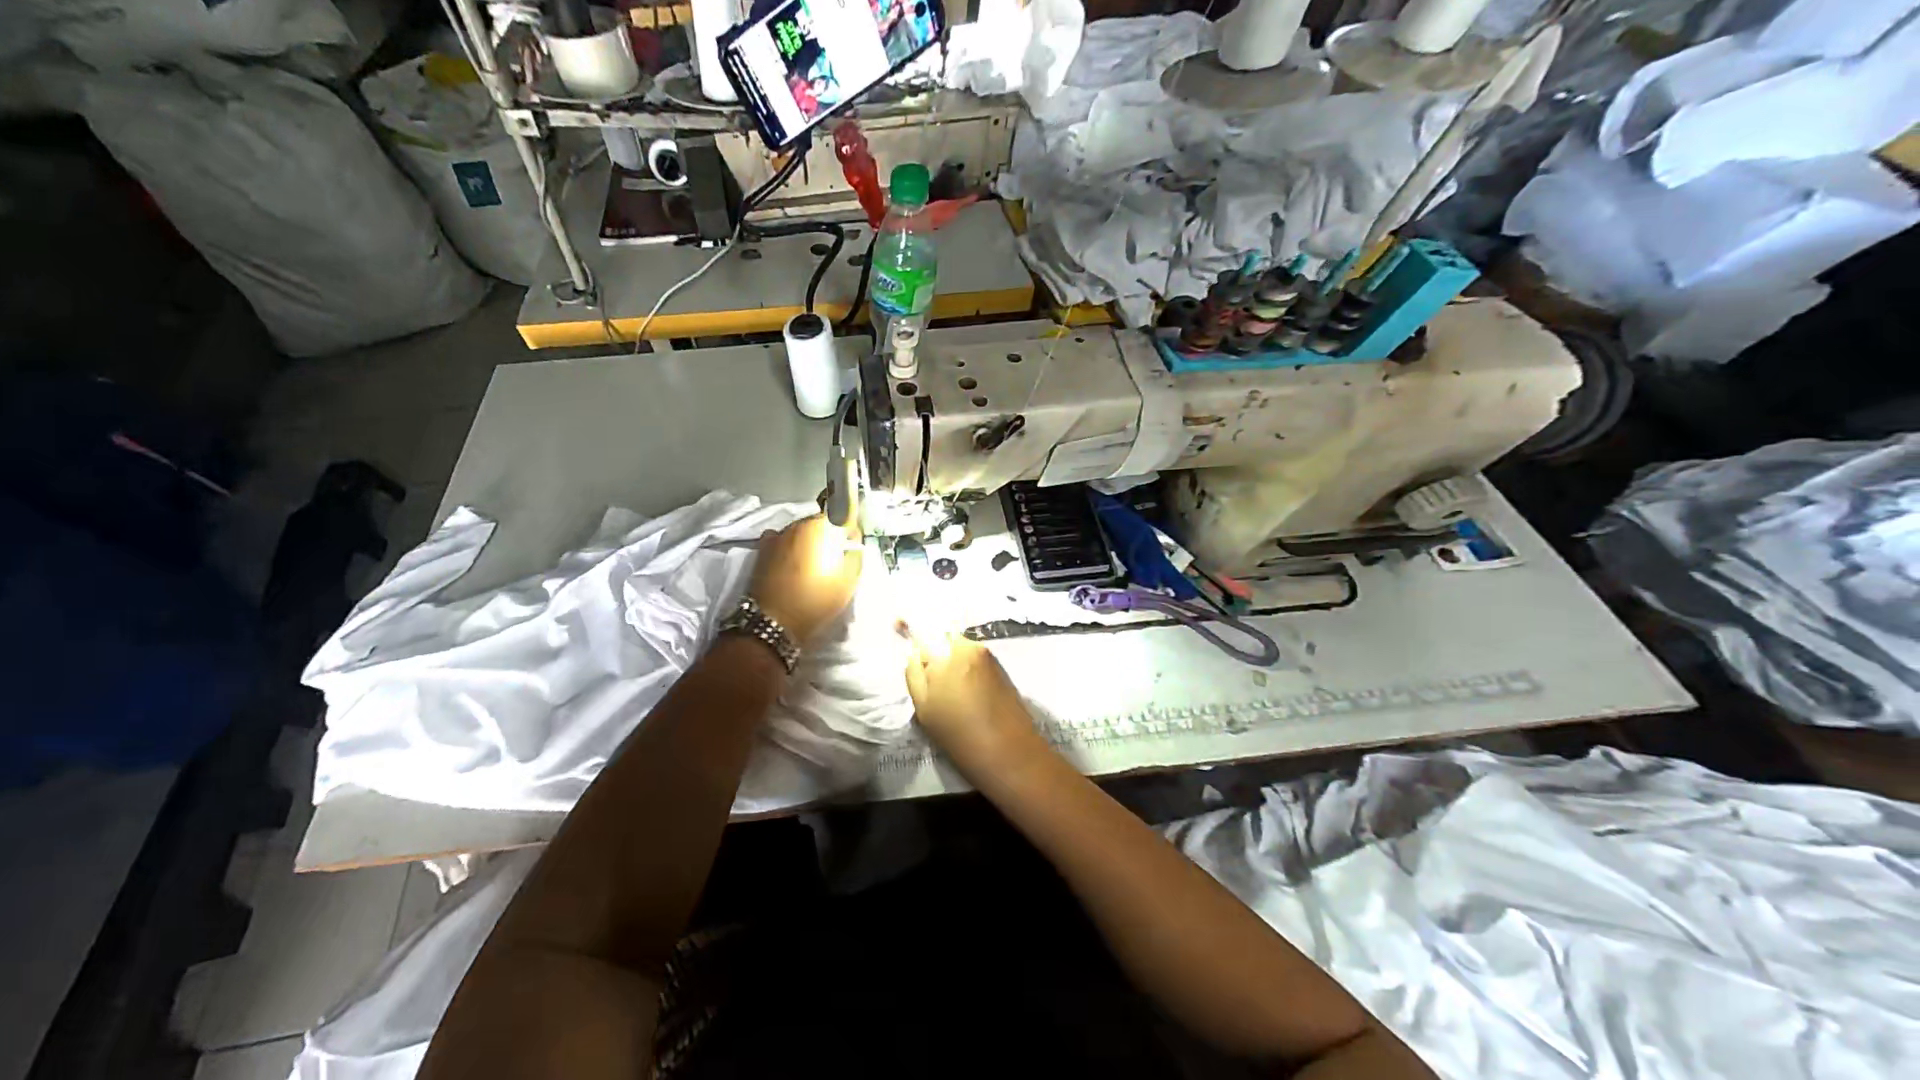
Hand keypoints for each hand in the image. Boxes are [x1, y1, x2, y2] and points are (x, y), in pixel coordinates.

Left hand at [749, 515, 861, 645]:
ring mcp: (776, 536)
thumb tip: (853, 543)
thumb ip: (855, 555)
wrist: (774, 621)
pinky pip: (781, 541)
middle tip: (834, 559)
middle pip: (820, 523)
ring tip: (811, 565)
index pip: (843, 517)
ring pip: (800, 532)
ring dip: (808, 542)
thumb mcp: (848, 581)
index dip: (850, 533)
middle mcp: (796, 524)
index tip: (852, 549)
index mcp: (819, 527)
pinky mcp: (761, 550)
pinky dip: (788, 547)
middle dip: (829, 536)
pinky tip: (790, 563)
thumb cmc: (815, 601)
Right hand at [903, 631, 1041, 773]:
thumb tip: (915, 655)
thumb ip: (914, 674)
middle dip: (936, 651)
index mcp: (948, 653)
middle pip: (945, 639)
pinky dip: (968, 673)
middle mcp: (971, 647)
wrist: (1009, 753)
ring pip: (961, 652)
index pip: (925, 631)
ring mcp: (990, 658)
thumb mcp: (924, 707)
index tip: (899, 624)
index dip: (912, 628)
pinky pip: (977, 663)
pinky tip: (967, 698)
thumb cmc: (958, 732)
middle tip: (930, 680)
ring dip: (952, 663)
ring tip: (949, 695)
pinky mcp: (1003, 671)